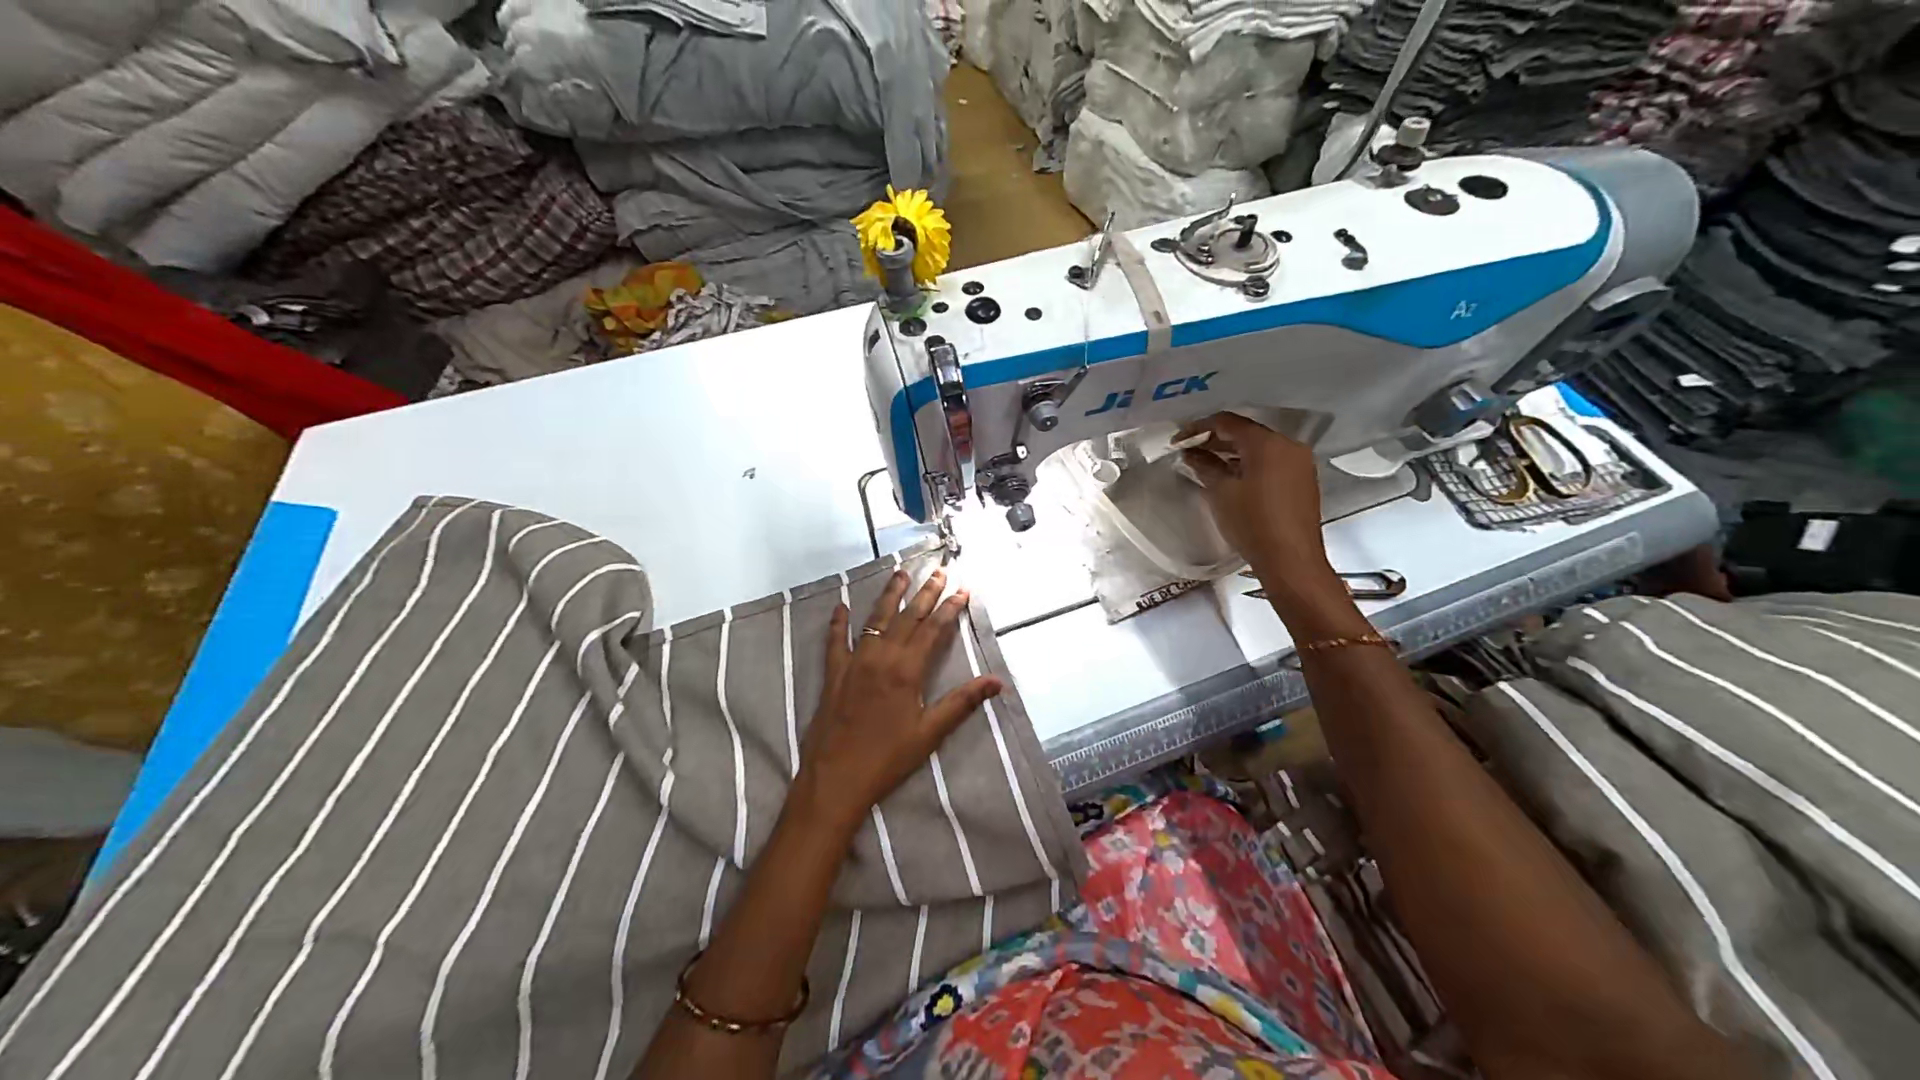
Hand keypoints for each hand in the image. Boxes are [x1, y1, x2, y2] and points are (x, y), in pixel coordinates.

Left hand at [790, 568, 1002, 837]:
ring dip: (889, 595)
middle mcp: (881, 657)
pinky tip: (840, 607)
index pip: (933, 630)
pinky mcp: (833, 674)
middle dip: (925, 593)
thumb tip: (997, 682)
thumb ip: (962, 702)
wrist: (836, 778)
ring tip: (900, 573)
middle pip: (907, 617)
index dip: (950, 608)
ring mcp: (854, 662)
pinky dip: (838, 622)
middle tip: (938, 571)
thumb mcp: (930, 733)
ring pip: (874, 619)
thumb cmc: (887, 758)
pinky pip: (835, 641)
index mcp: (907, 670)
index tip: (963, 590)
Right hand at [1178, 413, 1362, 634]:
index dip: (1199, 427)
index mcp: (1267, 443)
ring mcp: (1299, 462)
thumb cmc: (1251, 523)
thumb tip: (1191, 453)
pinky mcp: (1303, 480)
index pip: (1228, 422)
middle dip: (1215, 439)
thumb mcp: (1220, 492)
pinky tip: (1231, 476)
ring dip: (1232, 452)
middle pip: (1246, 432)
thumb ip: (1204, 466)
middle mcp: (1288, 445)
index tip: (1177, 440)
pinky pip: (1272, 461)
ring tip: (1205, 463)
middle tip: (1189, 450)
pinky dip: (1249, 463)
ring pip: (1260, 447)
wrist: (1291, 560)